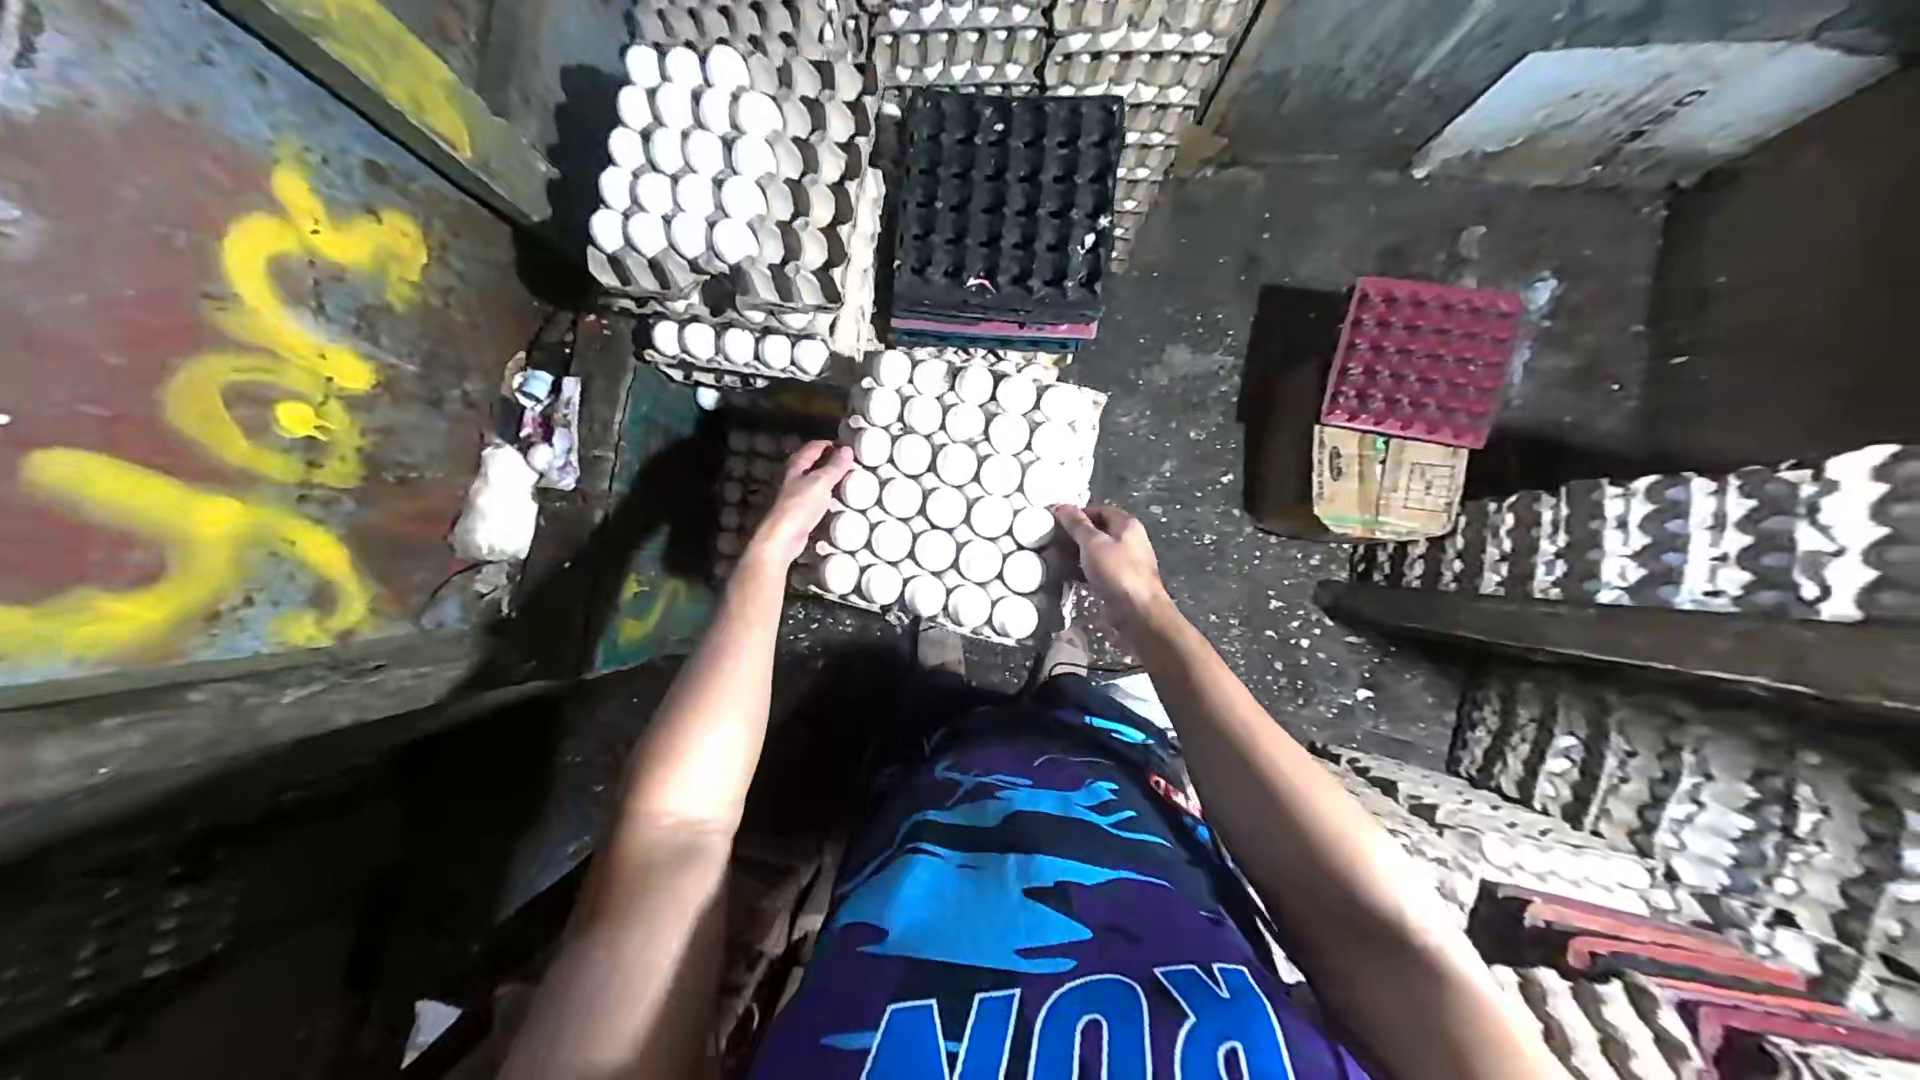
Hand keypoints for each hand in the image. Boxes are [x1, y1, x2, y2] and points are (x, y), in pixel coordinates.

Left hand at [745, 441, 854, 567]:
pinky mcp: (799, 508)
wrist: (783, 536)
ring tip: (849, 480)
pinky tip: (838, 499)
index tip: (850, 449)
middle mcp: (793, 474)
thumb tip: (847, 449)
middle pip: (814, 461)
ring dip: (830, 477)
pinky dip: (827, 493)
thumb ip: (835, 466)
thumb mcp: (821, 482)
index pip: (815, 446)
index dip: (832, 444)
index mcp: (797, 463)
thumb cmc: (800, 505)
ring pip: (815, 478)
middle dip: (832, 460)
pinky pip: (816, 494)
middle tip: (852, 464)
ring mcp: (795, 492)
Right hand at [1052, 504, 1172, 625]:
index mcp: (1127, 524)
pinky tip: (1069, 575)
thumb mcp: (1092, 543)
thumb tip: (1061, 506)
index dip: (1078, 514)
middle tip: (1054, 541)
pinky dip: (1085, 569)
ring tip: (1057, 558)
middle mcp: (1129, 539)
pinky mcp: (1121, 579)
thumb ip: (1077, 524)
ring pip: (1098, 550)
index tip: (1057, 522)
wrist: (1137, 611)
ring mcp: (1126, 560)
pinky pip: (1099, 568)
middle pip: (1098, 530)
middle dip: (1076, 535)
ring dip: (1078, 553)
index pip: (1099, 510)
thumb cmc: (1116, 571)